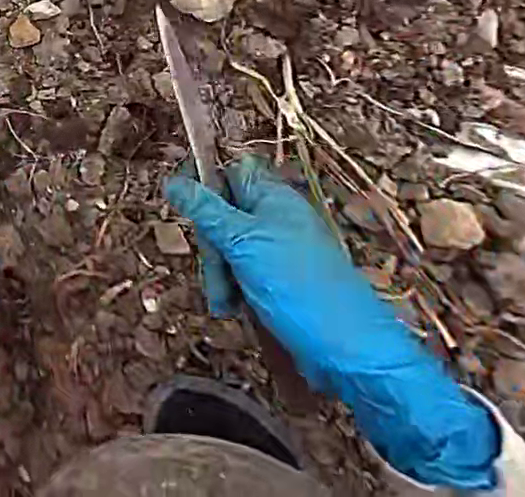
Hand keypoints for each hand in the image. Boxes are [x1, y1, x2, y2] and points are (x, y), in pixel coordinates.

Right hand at [166, 158, 500, 489]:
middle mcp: (272, 217)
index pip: (227, 170)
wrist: (351, 355)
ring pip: (224, 244)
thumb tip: (172, 180)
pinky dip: (231, 287)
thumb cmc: (297, 286)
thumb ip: (205, 209)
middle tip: (215, 267)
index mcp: (271, 196)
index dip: (203, 181)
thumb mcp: (243, 243)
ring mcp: (273, 249)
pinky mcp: (273, 279)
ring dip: (217, 270)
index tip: (182, 204)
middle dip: (209, 240)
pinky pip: (237, 270)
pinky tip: (233, 307)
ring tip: (225, 300)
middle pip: (219, 210)